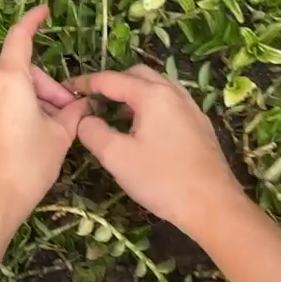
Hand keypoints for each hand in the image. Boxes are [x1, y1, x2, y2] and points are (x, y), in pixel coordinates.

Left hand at [0, 6, 78, 230]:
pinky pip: (1, 103)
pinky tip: (33, 138)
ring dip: (36, 101)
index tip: (44, 10)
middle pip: (23, 71)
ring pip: (13, 89)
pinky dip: (20, 110)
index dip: (33, 20)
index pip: (20, 36)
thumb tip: (81, 104)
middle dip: (49, 88)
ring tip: (54, 132)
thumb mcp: (60, 136)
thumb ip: (72, 113)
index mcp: (9, 78)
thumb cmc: (26, 164)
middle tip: (69, 114)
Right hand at [58, 66, 249, 238]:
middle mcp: (173, 93)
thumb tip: (84, 119)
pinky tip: (143, 128)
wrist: (214, 207)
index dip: (85, 82)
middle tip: (93, 99)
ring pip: (156, 86)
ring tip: (115, 112)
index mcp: (152, 95)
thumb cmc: (162, 180)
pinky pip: (169, 101)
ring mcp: (191, 108)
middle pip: (136, 74)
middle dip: (111, 82)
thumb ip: (92, 131)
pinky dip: (150, 104)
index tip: (67, 88)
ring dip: (132, 92)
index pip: (110, 79)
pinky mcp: (200, 125)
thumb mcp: (116, 156)